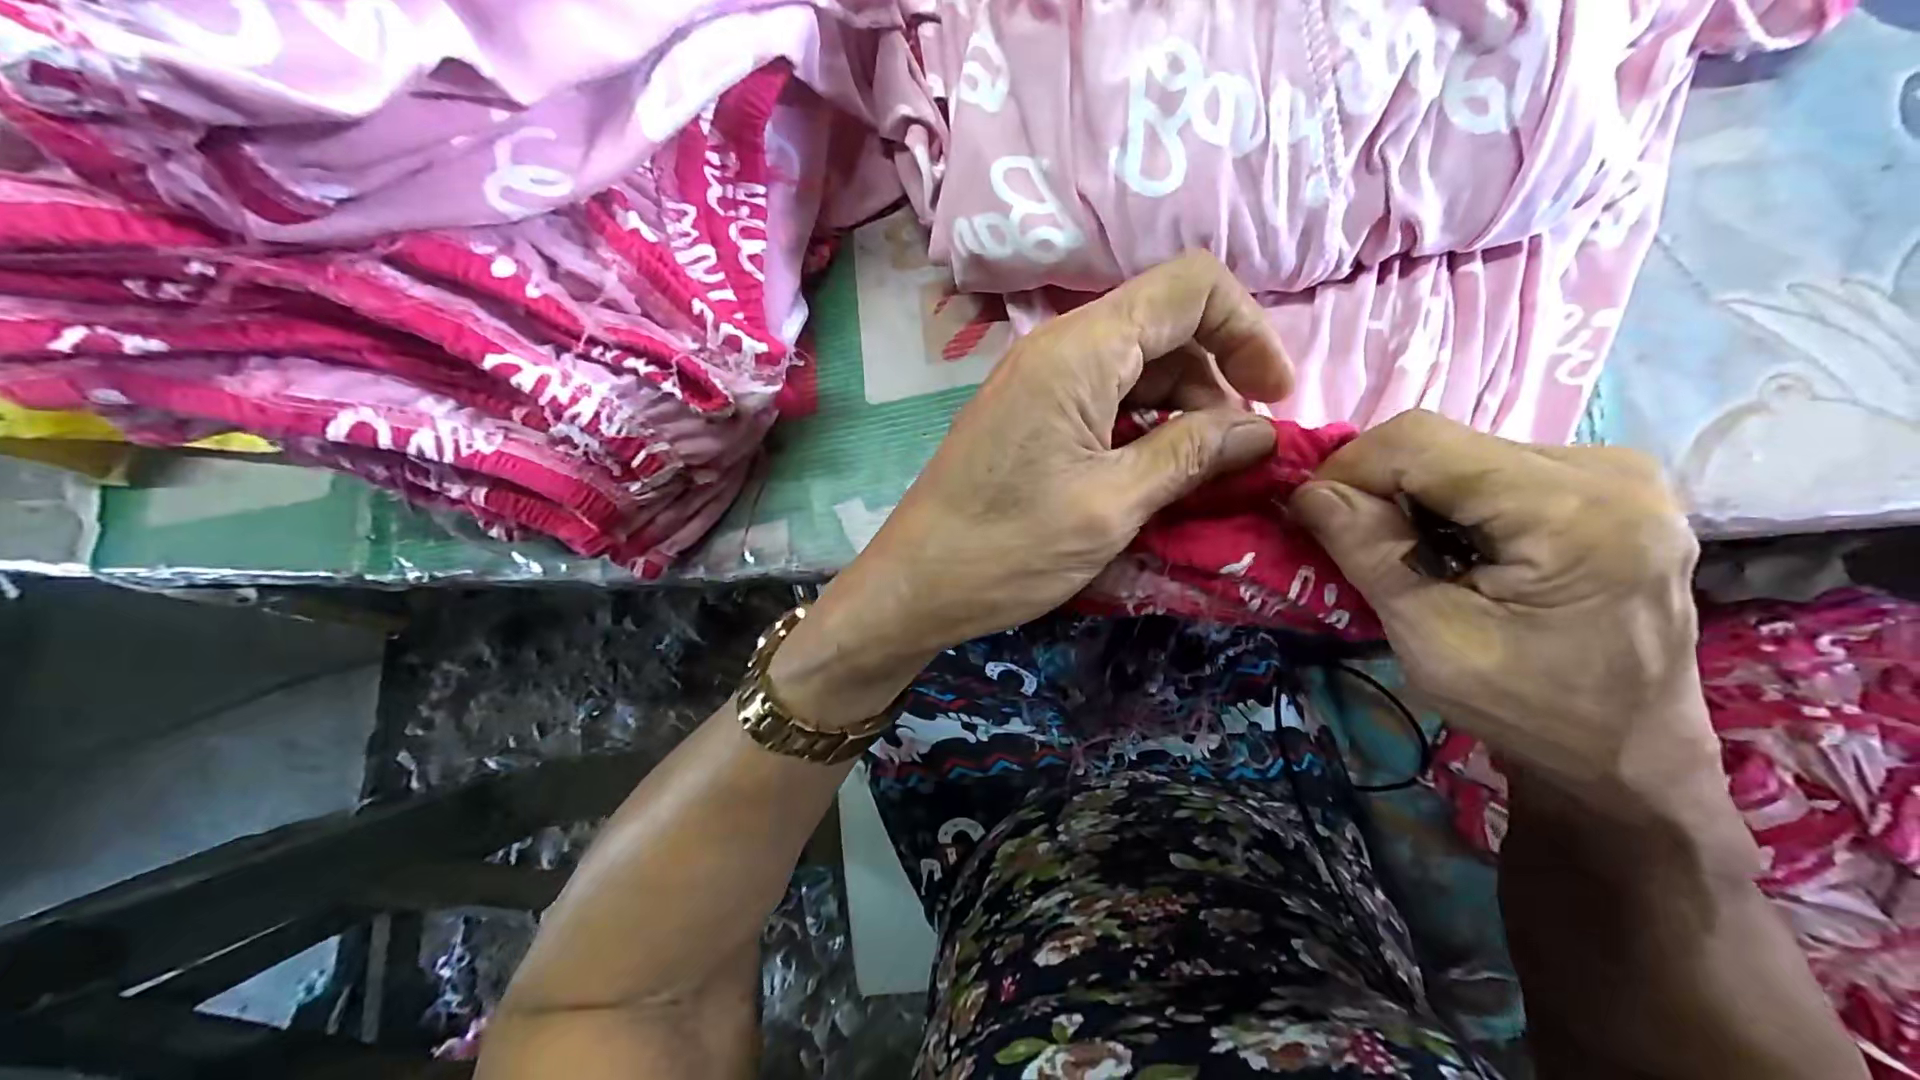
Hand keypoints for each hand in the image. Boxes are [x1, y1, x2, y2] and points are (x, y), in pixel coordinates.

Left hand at [769, 252, 1292, 725]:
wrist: (914, 586)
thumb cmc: (1008, 548)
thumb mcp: (1113, 504)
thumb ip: (1191, 454)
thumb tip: (1261, 428)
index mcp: (1080, 350)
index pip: (1190, 286)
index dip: (1247, 329)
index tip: (1274, 397)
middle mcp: (1058, 348)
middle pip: (1165, 327)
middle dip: (1218, 379)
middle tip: (1240, 454)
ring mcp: (1039, 382)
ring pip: (1136, 368)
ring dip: (1182, 410)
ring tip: (1204, 473)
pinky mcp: (1029, 416)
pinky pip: (1103, 399)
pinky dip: (1142, 427)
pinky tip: (1156, 473)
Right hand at [1288, 410, 1729, 822]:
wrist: (1629, 754)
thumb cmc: (1531, 711)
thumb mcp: (1432, 640)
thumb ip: (1370, 554)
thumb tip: (1306, 491)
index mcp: (1576, 510)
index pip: (1422, 442)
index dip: (1348, 469)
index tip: (1311, 517)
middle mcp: (1607, 469)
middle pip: (1442, 442)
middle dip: (1376, 485)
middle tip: (1350, 542)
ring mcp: (1614, 472)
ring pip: (1460, 450)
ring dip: (1407, 494)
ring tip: (1399, 553)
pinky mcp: (1604, 485)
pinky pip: (1489, 467)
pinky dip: (1444, 500)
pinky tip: (1446, 547)